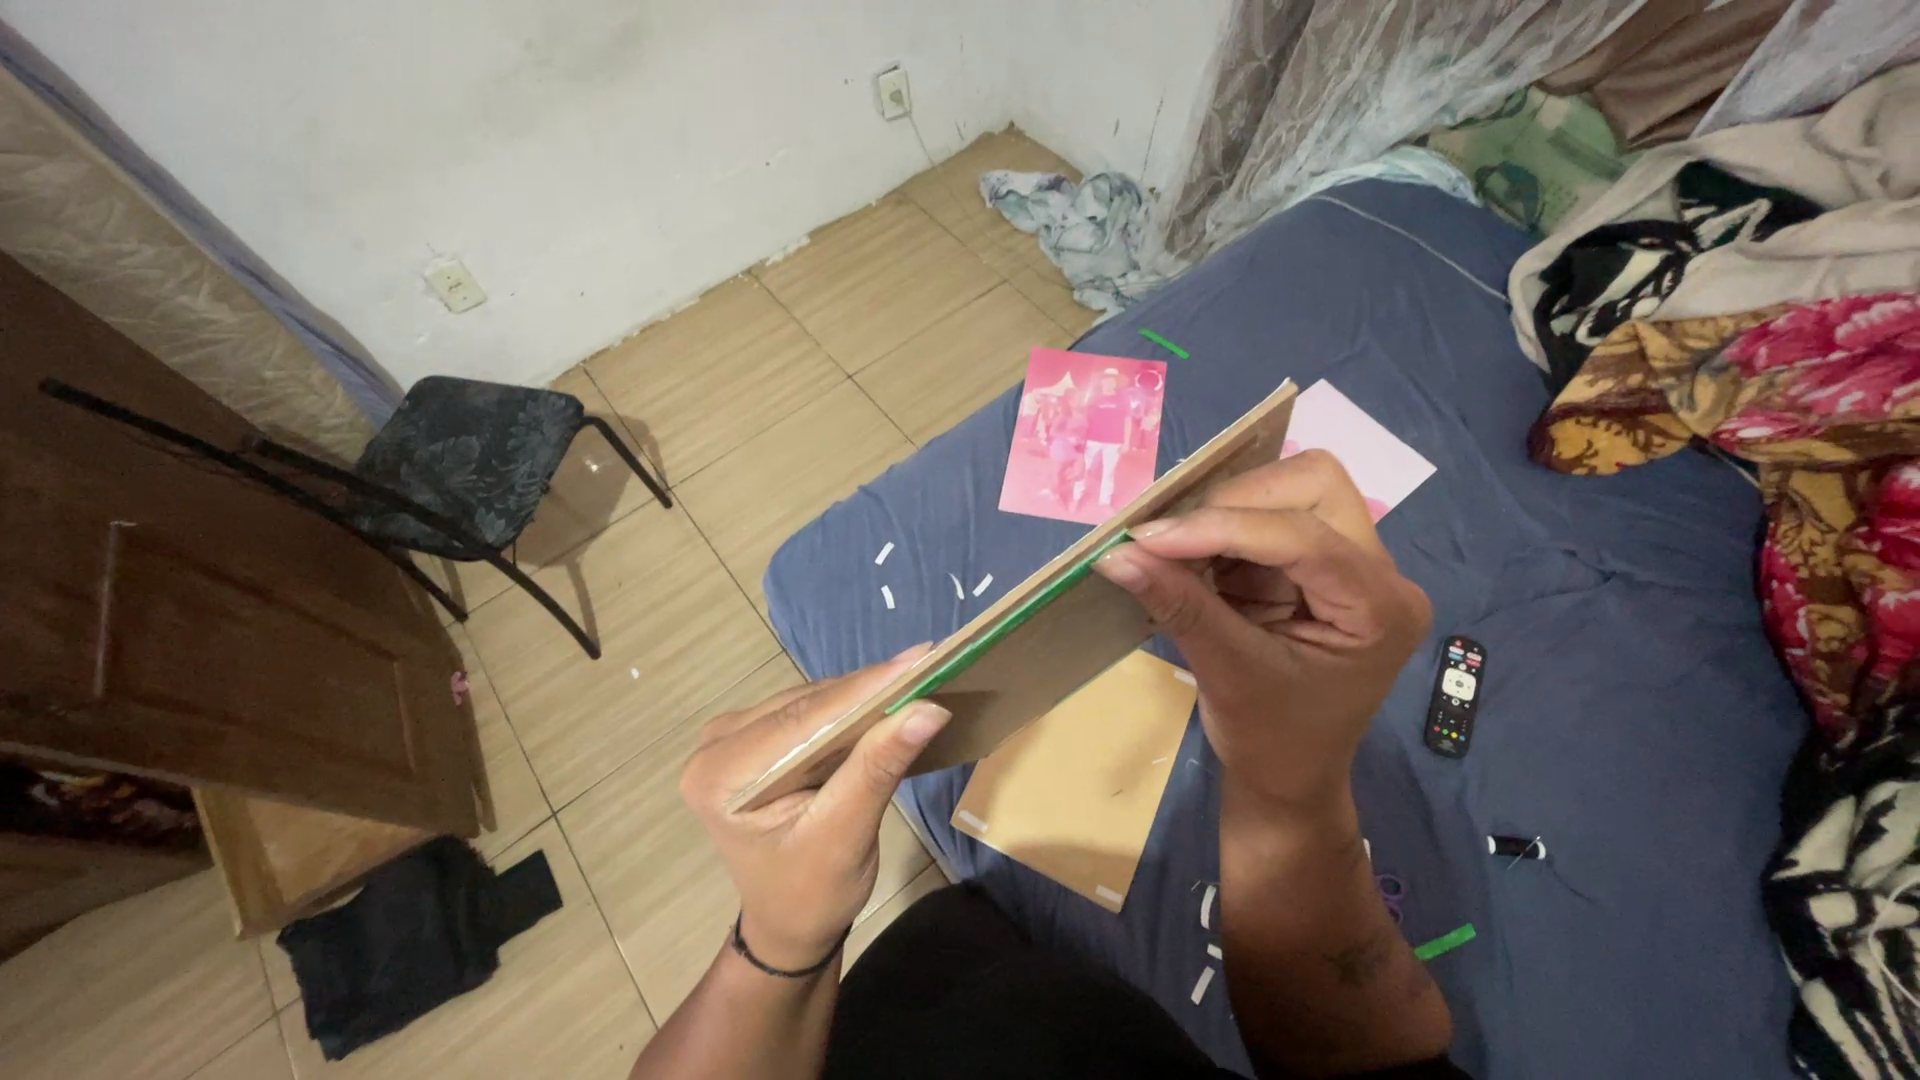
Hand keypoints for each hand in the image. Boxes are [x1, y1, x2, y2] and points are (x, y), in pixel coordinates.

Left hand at [679, 647, 950, 970]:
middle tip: (930, 667)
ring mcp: (730, 738)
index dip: (864, 689)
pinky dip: (848, 708)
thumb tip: (928, 708)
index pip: (803, 719)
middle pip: (805, 705)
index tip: (921, 660)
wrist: (788, 924)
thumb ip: (879, 767)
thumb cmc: (812, 893)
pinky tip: (885, 702)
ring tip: (916, 679)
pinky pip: (807, 710)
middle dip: (868, 690)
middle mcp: (715, 746)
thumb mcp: (847, 835)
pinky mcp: (752, 737)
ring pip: (809, 702)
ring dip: (861, 696)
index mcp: (721, 775)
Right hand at [1094, 450, 1430, 809]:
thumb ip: (1179, 605)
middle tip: (1171, 541)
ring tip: (1175, 552)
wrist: (1290, 775)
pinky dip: (1221, 530)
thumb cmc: (1272, 739)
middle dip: (1232, 504)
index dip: (1219, 527)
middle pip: (1311, 485)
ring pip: (1290, 489)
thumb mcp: (1226, 673)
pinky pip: (1269, 515)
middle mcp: (1379, 572)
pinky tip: (1190, 558)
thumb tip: (1114, 553)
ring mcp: (1351, 562)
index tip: (1147, 537)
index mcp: (1380, 608)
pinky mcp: (1317, 563)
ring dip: (1224, 513)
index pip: (1301, 536)